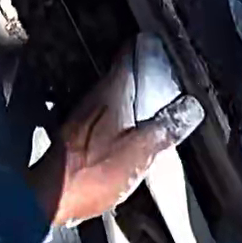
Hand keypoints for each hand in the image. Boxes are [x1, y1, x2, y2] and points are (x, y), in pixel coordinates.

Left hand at [27, 40, 205, 226]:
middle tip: (165, 77)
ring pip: (113, 94)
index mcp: (110, 94)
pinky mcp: (77, 134)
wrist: (51, 196)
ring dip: (131, 96)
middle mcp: (94, 98)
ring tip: (154, 104)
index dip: (145, 47)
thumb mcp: (138, 153)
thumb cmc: (92, 173)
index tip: (161, 45)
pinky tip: (131, 131)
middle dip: (142, 73)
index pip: (127, 56)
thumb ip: (164, 129)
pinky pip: (105, 114)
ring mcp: (83, 115)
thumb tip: (190, 109)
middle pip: (121, 74)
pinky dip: (121, 115)